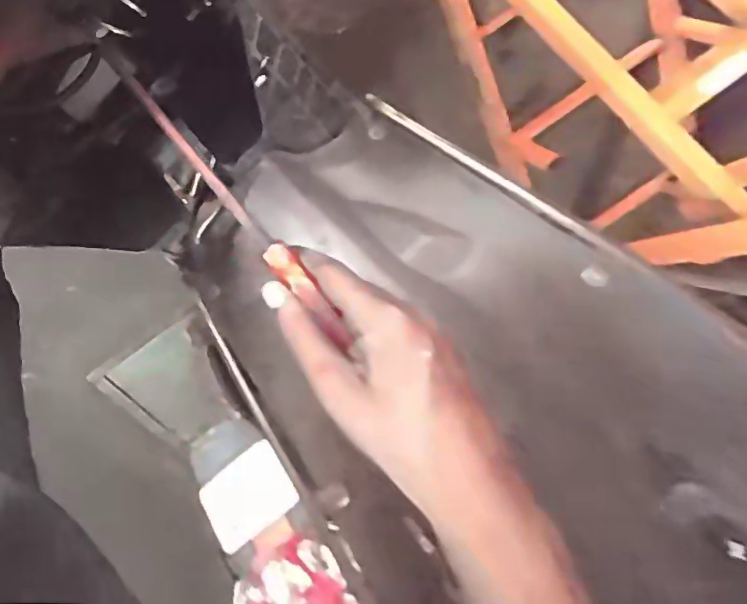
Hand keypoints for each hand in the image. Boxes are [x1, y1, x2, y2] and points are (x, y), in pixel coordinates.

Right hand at [278, 251, 588, 603]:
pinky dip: (366, 327)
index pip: (332, 271)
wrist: (475, 489)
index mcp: (386, 318)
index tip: (271, 258)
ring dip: (342, 312)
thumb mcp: (338, 392)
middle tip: (291, 312)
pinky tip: (358, 361)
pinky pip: (393, 322)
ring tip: (324, 346)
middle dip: (319, 292)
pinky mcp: (443, 348)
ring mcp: (433, 330)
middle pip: (354, 286)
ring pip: (373, 305)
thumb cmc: (397, 441)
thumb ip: (304, 337)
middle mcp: (413, 312)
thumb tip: (276, 294)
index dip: (299, 261)